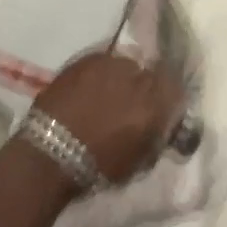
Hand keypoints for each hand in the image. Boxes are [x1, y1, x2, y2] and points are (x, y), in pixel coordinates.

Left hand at [32, 51, 185, 184]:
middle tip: (131, 102)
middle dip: (143, 86)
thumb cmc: (99, 166)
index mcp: (156, 101)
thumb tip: (163, 123)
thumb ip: (158, 134)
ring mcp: (108, 64)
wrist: (50, 155)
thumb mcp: (141, 157)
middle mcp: (137, 76)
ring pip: (124, 64)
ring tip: (106, 94)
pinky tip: (88, 88)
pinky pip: (100, 62)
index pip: (176, 87)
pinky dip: (98, 73)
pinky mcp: (83, 60)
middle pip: (149, 72)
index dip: (168, 96)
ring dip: (120, 77)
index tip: (161, 106)